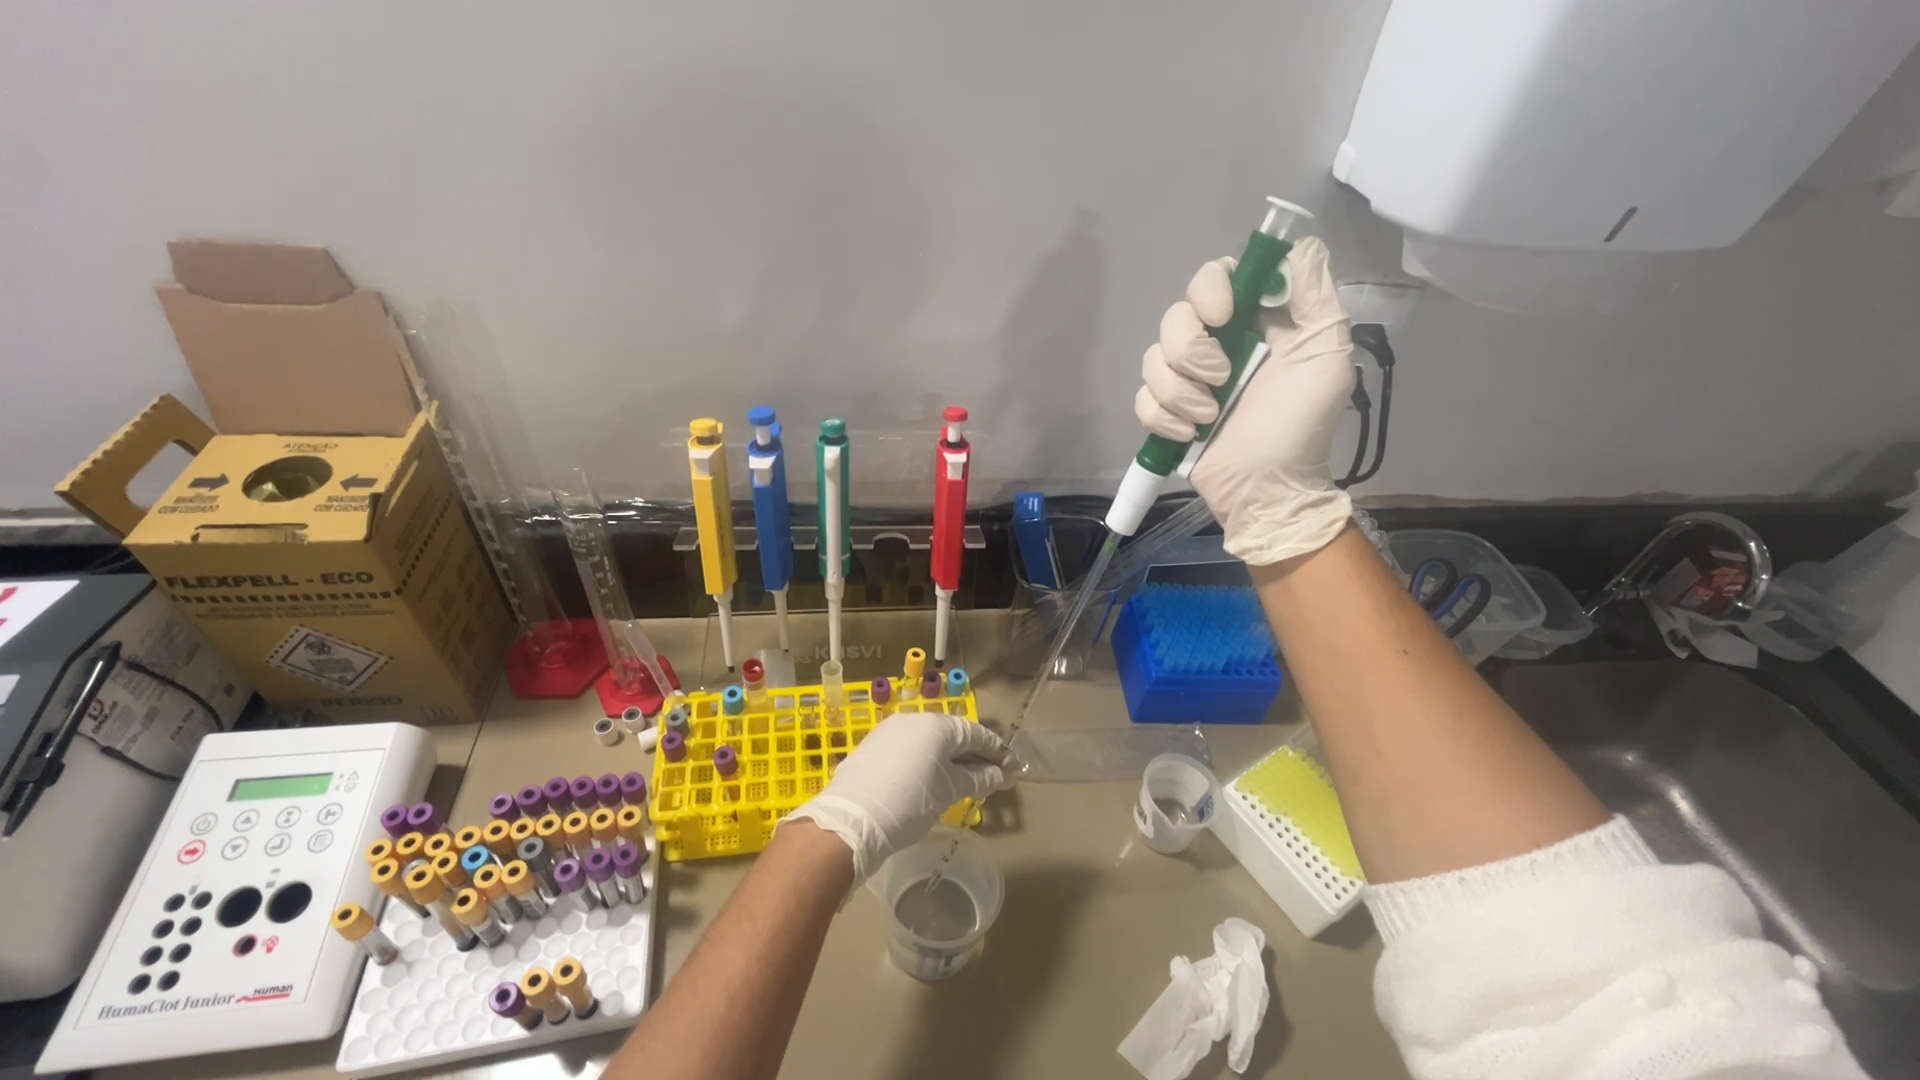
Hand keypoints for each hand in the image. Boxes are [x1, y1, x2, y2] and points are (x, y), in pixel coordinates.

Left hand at [785, 712, 1010, 880]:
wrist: (851, 821)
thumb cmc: (909, 803)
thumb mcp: (949, 792)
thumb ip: (977, 779)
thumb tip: (1000, 774)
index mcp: (936, 725)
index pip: (976, 734)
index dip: (997, 752)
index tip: (1012, 771)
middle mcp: (912, 721)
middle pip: (952, 736)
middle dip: (974, 757)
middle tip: (992, 778)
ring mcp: (889, 733)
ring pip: (929, 743)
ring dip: (949, 761)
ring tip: (963, 783)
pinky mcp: (872, 749)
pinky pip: (909, 750)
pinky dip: (926, 763)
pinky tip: (931, 782)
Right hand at [1135, 235, 1355, 565]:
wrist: (1270, 487)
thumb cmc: (1302, 424)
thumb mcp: (1326, 355)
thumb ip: (1315, 297)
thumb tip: (1300, 245)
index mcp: (1254, 322)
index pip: (1214, 278)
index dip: (1210, 290)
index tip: (1225, 317)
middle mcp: (1216, 343)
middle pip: (1175, 316)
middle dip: (1191, 350)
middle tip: (1222, 379)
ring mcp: (1187, 379)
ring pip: (1153, 357)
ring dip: (1180, 391)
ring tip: (1209, 417)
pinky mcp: (1166, 412)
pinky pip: (1142, 398)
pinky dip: (1165, 418)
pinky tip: (1190, 434)